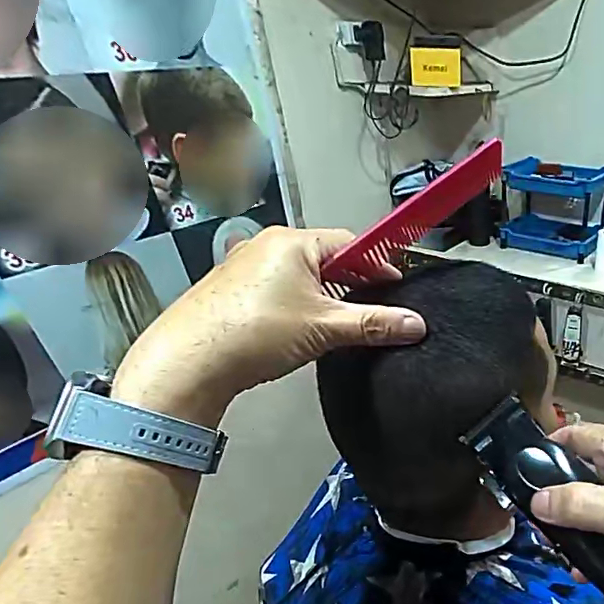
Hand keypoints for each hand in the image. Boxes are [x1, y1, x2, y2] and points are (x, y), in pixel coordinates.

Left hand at [111, 227, 425, 425]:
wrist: (190, 361)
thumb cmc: (252, 332)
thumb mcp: (327, 328)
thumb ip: (376, 323)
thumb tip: (413, 323)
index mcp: (293, 242)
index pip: (352, 243)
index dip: (378, 266)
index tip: (396, 286)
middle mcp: (268, 246)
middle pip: (329, 259)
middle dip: (354, 283)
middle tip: (374, 310)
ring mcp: (248, 267)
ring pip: (305, 276)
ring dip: (328, 297)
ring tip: (339, 325)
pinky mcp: (236, 291)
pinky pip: (282, 289)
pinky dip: (303, 305)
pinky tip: (304, 331)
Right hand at [528, 423, 603, 579]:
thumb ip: (574, 505)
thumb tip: (535, 500)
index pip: (574, 433)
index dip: (546, 449)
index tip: (524, 477)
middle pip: (586, 472)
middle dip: (563, 500)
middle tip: (545, 528)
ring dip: (586, 527)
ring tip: (571, 558)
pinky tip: (601, 568)